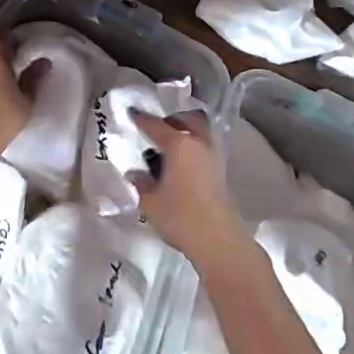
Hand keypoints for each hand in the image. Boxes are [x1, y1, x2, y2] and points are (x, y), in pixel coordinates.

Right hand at [131, 112, 247, 265]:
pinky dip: (193, 148)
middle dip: (173, 119)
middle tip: (158, 128)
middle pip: (189, 119)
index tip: (132, 113)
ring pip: (201, 132)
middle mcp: (199, 144)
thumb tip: (135, 174)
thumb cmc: (181, 217)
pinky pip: (205, 148)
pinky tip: (181, 164)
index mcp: (179, 145)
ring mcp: (214, 157)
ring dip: (187, 132)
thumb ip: (141, 183)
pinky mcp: (221, 172)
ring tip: (170, 146)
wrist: (218, 240)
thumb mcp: (151, 201)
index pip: (156, 126)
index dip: (142, 119)